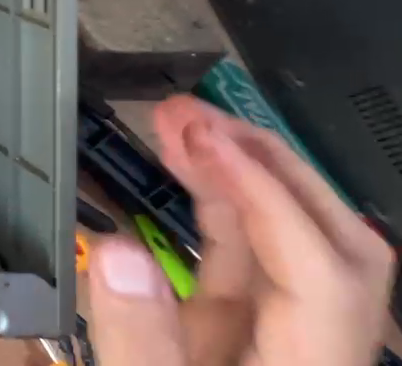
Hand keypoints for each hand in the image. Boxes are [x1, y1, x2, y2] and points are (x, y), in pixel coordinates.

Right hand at [88, 94, 394, 365]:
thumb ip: (140, 344)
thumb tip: (118, 254)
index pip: (322, 276)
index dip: (268, 200)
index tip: (202, 140)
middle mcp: (313, 359)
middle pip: (339, 255)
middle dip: (272, 173)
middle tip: (197, 115)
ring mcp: (282, 352)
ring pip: (290, 253)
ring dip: (238, 180)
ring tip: (179, 127)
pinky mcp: (246, 347)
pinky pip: (243, 268)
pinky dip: (212, 215)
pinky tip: (176, 181)